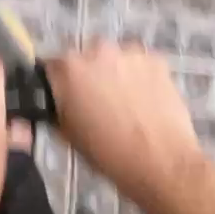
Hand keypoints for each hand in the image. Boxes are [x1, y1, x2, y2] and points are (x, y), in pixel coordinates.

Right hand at [46, 40, 204, 207]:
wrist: (162, 164)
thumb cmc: (109, 154)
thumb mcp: (68, 134)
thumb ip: (59, 106)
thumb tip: (60, 100)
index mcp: (68, 68)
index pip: (53, 66)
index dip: (59, 82)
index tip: (66, 97)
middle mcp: (96, 49)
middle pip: (85, 56)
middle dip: (88, 74)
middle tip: (98, 100)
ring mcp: (128, 52)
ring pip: (114, 58)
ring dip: (114, 72)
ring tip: (126, 100)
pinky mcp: (155, 58)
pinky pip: (139, 63)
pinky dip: (140, 76)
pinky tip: (146, 99)